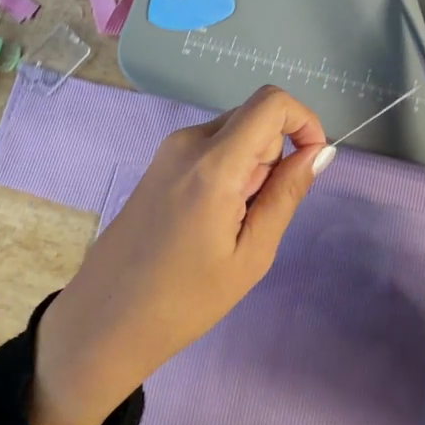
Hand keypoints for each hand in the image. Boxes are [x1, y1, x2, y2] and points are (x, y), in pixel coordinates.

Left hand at [30, 87, 333, 424]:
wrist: (103, 322)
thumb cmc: (183, 301)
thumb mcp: (250, 255)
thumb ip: (286, 194)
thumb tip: (321, 150)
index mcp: (213, 163)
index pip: (272, 102)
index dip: (303, 121)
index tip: (310, 162)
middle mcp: (189, 141)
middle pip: (255, 117)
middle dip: (275, 155)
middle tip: (257, 215)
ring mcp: (169, 149)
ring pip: (235, 132)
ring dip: (251, 166)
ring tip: (230, 224)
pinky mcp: (160, 162)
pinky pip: (212, 147)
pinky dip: (229, 170)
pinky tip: (210, 220)